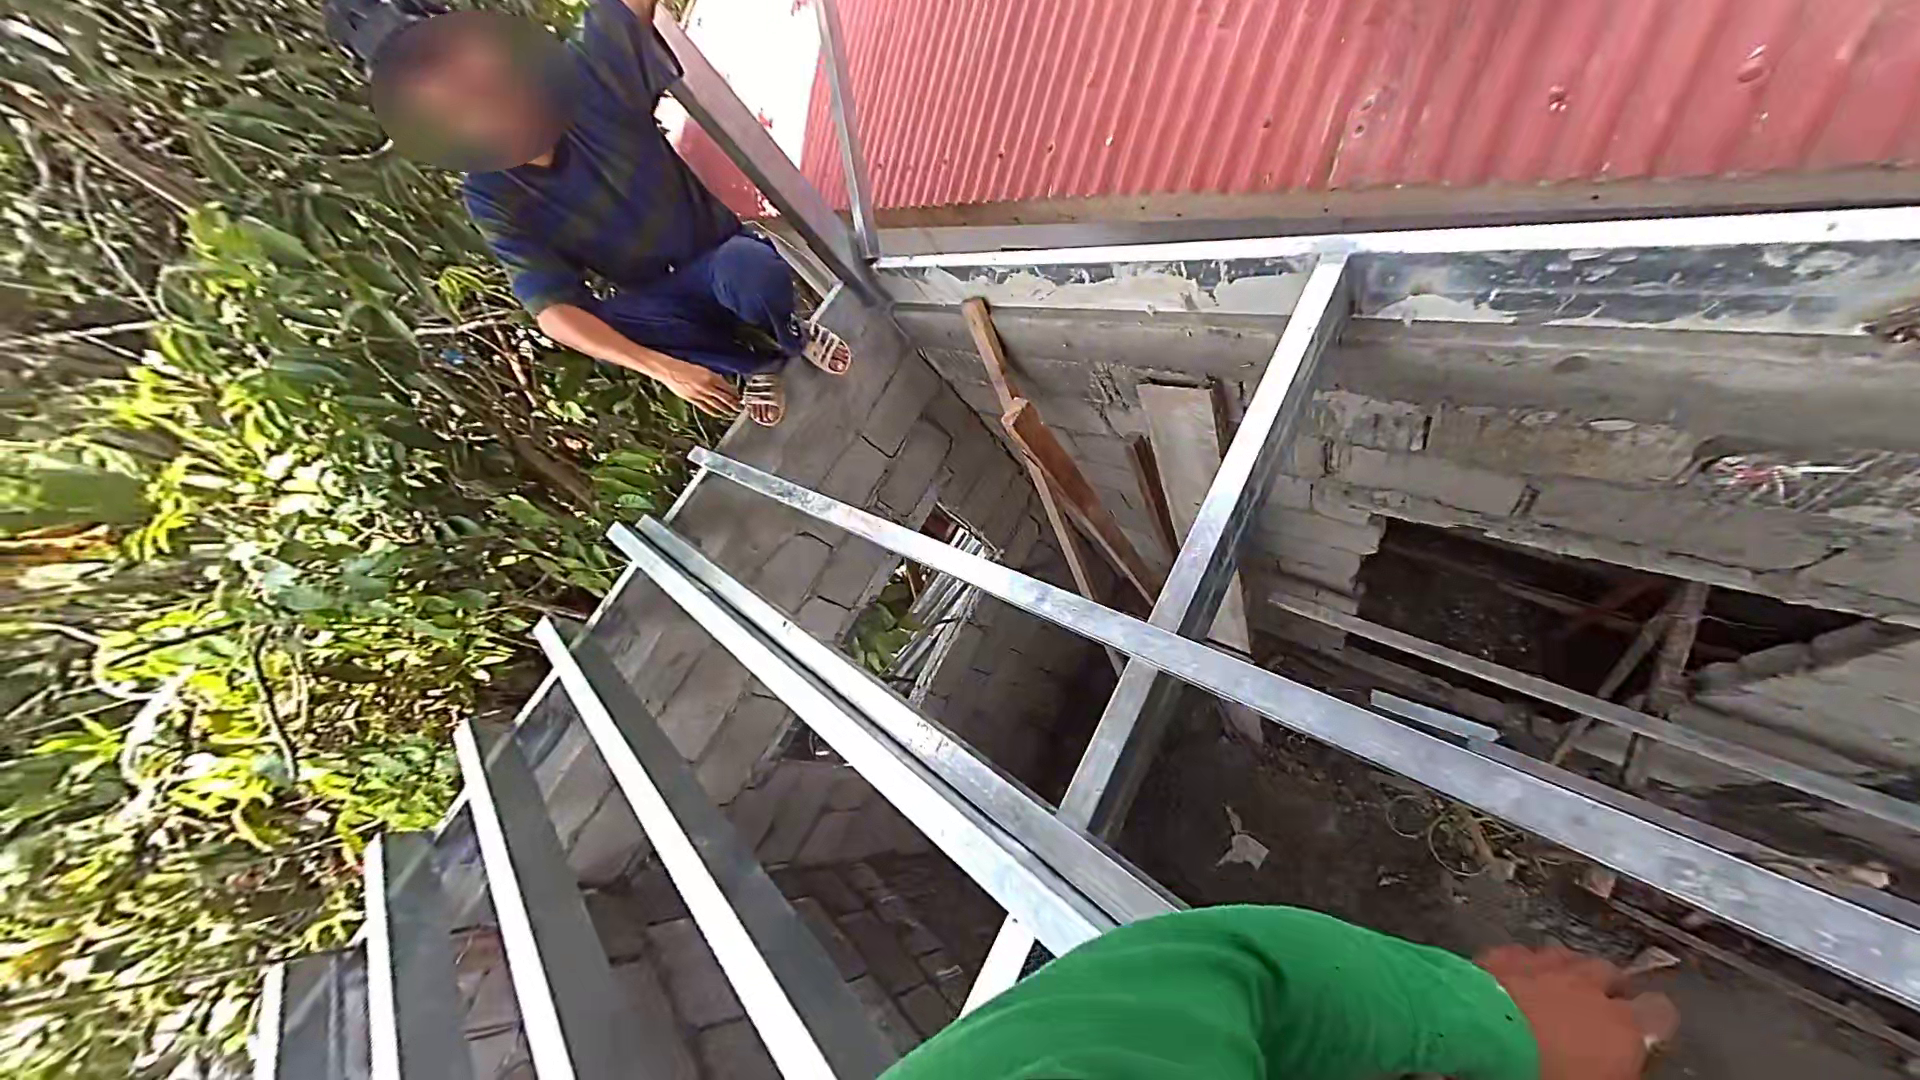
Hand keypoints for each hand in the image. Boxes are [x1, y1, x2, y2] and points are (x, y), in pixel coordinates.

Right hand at [658, 361, 739, 416]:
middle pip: (725, 397)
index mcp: (711, 377)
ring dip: (726, 409)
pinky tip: (718, 414)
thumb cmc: (685, 367)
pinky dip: (713, 411)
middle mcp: (707, 386)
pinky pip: (706, 407)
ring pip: (717, 404)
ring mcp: (700, 394)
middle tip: (740, 407)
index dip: (735, 394)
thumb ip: (714, 378)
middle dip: (734, 403)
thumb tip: (723, 385)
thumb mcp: (703, 369)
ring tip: (732, 412)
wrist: (669, 370)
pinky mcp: (693, 399)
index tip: (740, 397)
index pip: (727, 388)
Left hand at [1478, 945, 1678, 1079]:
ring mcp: (1538, 962)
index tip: (1652, 1021)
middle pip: (1607, 970)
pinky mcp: (1499, 953)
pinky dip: (1525, 962)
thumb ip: (1618, 1066)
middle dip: (1608, 982)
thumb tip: (1618, 1060)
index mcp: (1622, 1025)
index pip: (1659, 1011)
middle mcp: (1584, 985)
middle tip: (1602, 998)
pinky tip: (1518, 974)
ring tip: (1562, 983)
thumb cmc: (1547, 1070)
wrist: (1480, 1029)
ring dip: (1567, 967)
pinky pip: (1522, 952)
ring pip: (1564, 954)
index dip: (1657, 1016)